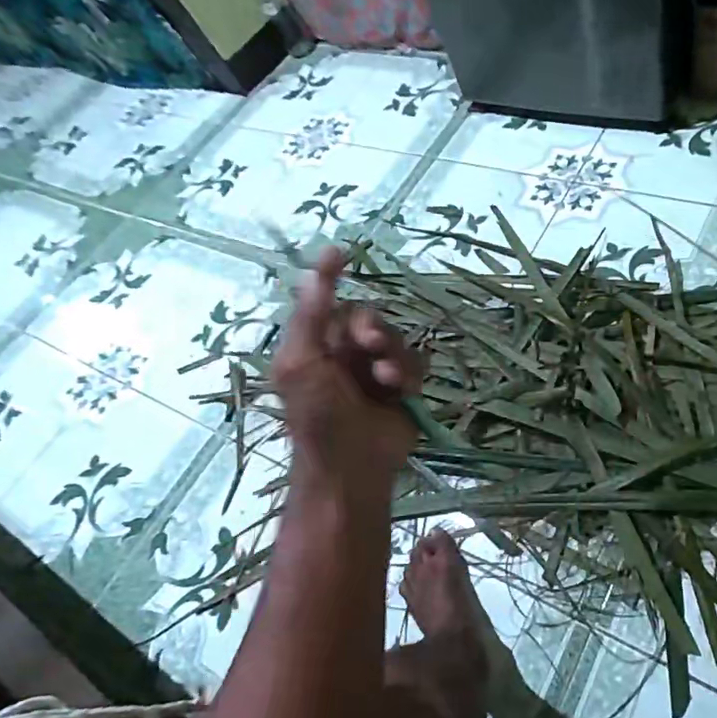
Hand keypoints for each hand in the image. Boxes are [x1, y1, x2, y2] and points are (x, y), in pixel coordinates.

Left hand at [271, 246, 421, 486]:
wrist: (352, 465)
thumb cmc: (316, 417)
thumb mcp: (300, 363)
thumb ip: (309, 317)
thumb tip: (312, 271)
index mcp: (316, 346)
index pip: (326, 303)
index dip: (331, 277)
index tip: (339, 252)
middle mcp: (346, 354)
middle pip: (369, 318)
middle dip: (372, 329)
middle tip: (369, 344)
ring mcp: (377, 372)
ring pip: (396, 339)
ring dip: (393, 355)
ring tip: (386, 380)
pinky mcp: (404, 389)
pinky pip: (416, 363)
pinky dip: (410, 373)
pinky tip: (401, 391)